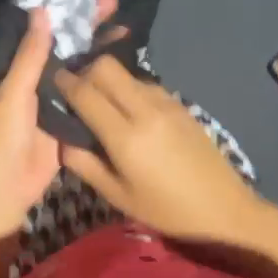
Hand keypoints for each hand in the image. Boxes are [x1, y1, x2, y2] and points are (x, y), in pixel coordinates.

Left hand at [0, 0, 118, 252]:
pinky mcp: (70, 123)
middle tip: (116, 7)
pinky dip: (103, 84)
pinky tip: (124, 71)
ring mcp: (54, 102)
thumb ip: (30, 55)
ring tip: (126, 30)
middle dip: (88, 28)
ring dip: (99, 52)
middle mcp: (36, 81)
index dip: (67, 14)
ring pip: (80, 71)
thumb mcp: (15, 93)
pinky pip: (88, 98)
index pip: (46, 33)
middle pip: (66, 48)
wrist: (5, 190)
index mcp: (18, 70)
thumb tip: (42, 9)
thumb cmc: (2, 138)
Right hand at [56, 56, 268, 246]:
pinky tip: (128, 111)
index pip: (85, 92)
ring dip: (108, 79)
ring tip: (101, 102)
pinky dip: (128, 88)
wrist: (224, 210)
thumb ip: (85, 164)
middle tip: (76, 90)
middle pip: (106, 67)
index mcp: (126, 137)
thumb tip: (62, 139)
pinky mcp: (180, 104)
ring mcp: (166, 103)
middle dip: (85, 71)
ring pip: (126, 72)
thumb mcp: (118, 196)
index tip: (53, 82)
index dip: (64, 83)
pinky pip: (145, 83)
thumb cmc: (166, 211)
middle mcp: (145, 110)